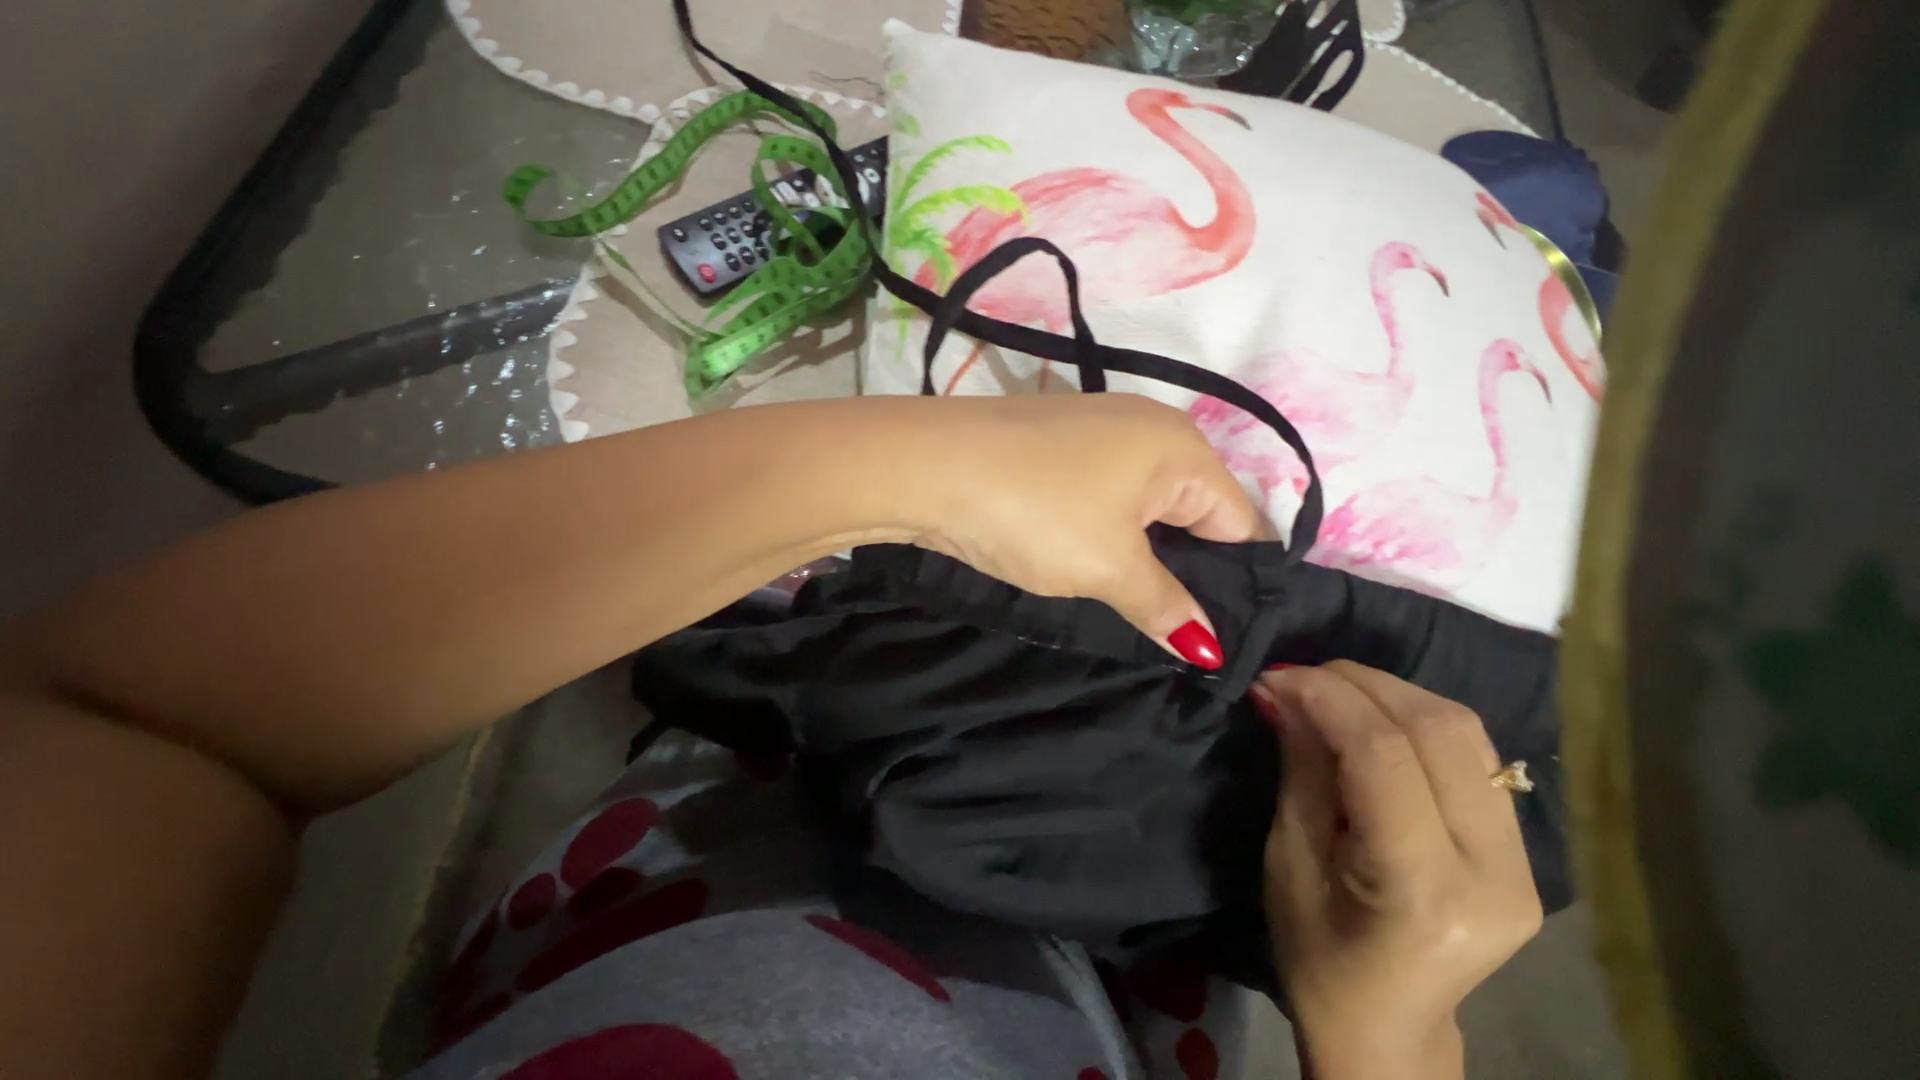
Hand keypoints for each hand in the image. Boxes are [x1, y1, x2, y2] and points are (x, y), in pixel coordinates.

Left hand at [906, 393, 1258, 665]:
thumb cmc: (1035, 513)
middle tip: (1182, 633)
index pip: (1238, 521)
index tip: (1225, 637)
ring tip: (1140, 611)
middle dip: (1190, 570)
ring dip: (1146, 555)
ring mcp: (1100, 431)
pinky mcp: (1058, 445)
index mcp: (1182, 447)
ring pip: (1147, 506)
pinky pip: (1108, 495)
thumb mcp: (1108, 567)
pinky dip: (1110, 532)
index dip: (1237, 582)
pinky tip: (1096, 570)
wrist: (925, 466)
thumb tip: (1209, 648)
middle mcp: (1150, 427)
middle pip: (1195, 510)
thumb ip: (1165, 605)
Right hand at [1252, 662, 1542, 1078]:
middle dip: (1363, 684)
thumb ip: (1302, 769)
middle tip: (1302, 674)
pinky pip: (1476, 756)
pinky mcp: (1526, 853)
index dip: (1329, 698)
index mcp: (1423, 890)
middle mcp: (1493, 872)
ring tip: (1334, 689)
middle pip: (1441, 731)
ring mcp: (1523, 863)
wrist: (1388, 1026)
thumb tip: (1286, 690)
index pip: (1385, 756)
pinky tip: (1376, 718)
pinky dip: (1420, 720)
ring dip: (1395, 693)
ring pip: (1468, 733)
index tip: (1278, 675)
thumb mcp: (1289, 861)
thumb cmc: (1316, 956)